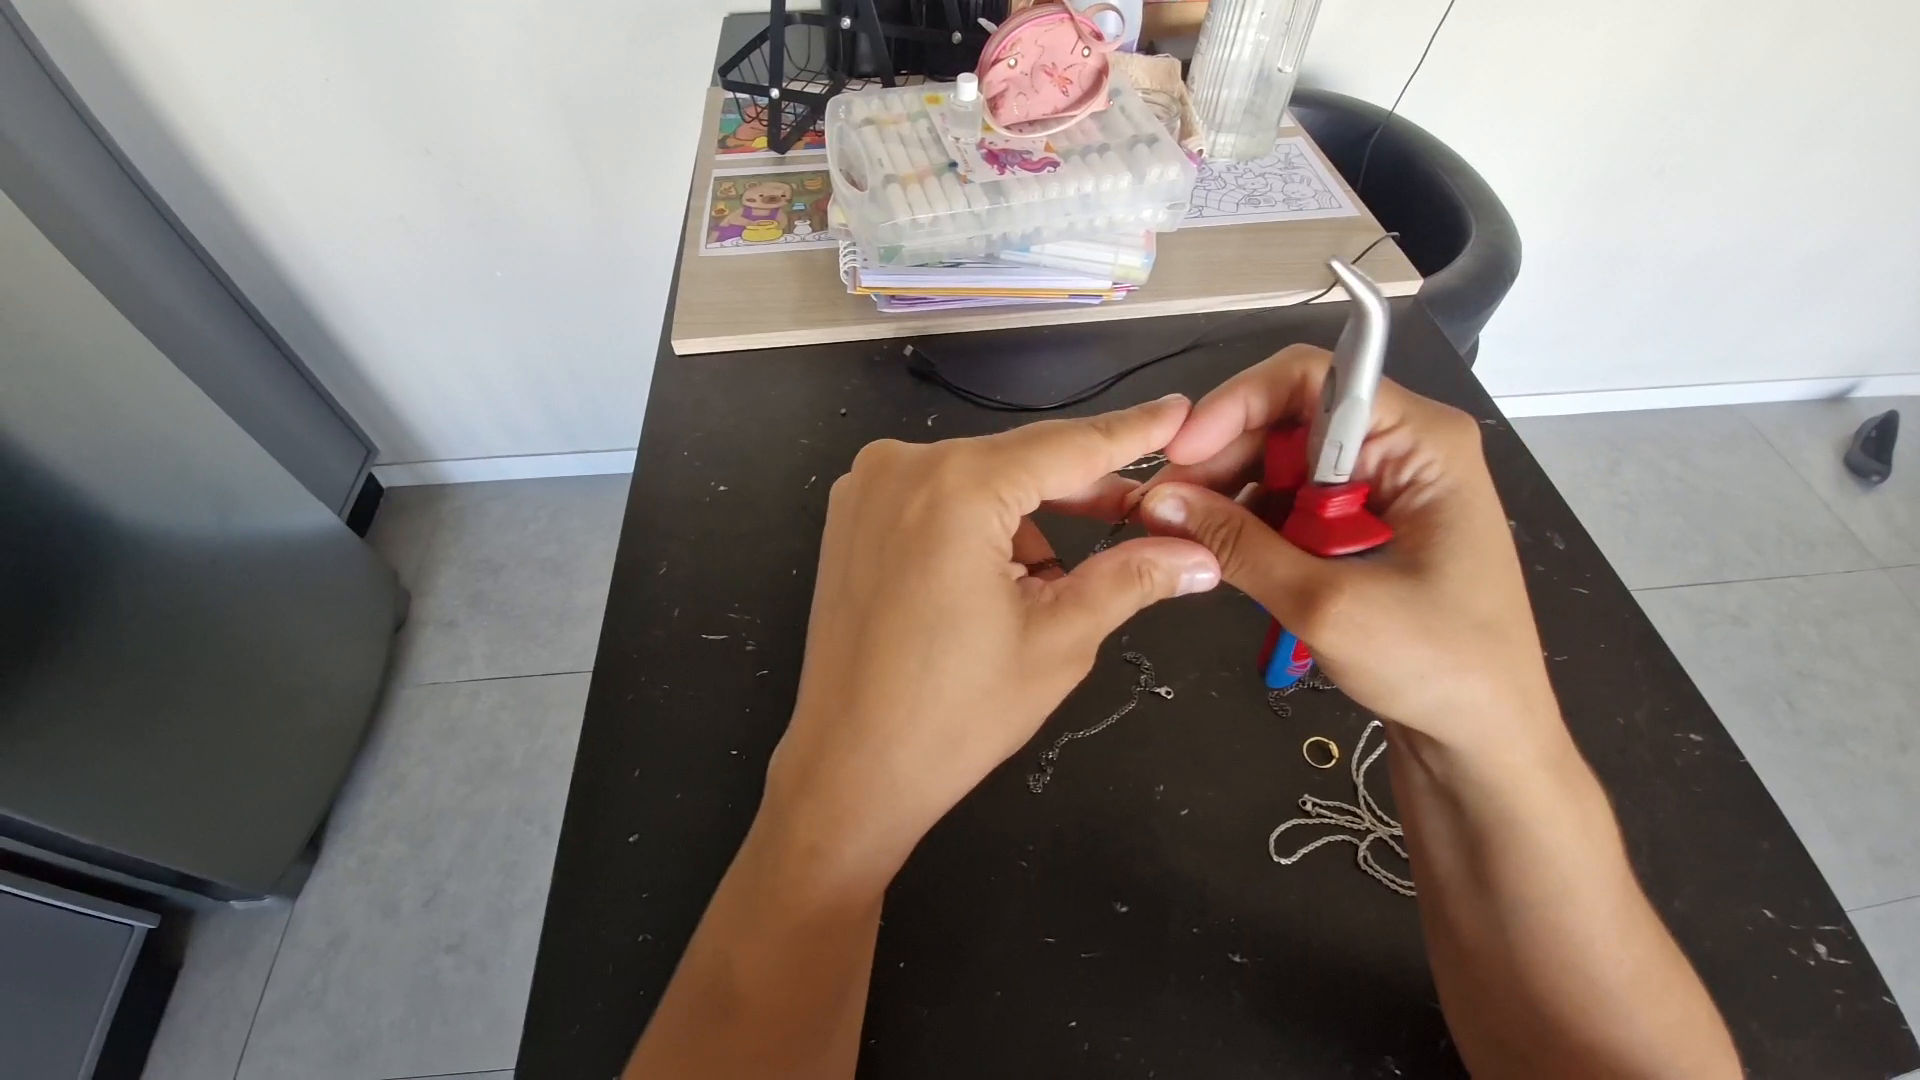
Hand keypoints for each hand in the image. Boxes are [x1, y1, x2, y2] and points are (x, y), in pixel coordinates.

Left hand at [766, 396, 1221, 879]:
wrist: (850, 769)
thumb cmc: (956, 713)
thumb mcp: (1058, 640)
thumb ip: (1131, 578)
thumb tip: (1200, 557)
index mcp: (956, 486)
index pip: (1066, 446)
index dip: (1131, 433)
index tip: (1179, 411)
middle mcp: (901, 466)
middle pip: (1018, 462)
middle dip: (1081, 490)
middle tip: (1142, 515)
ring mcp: (865, 489)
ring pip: (977, 482)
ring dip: (1023, 519)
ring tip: (1044, 589)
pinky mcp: (850, 518)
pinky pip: (935, 500)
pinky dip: (975, 526)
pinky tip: (991, 583)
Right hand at [1135, 346, 1556, 745]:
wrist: (1482, 740)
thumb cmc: (1435, 666)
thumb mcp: (1325, 602)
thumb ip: (1238, 545)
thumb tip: (1159, 501)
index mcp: (1419, 441)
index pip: (1314, 380)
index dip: (1236, 405)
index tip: (1179, 455)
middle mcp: (1399, 450)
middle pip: (1288, 421)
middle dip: (1219, 458)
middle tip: (1158, 507)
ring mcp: (1377, 489)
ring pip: (1278, 464)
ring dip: (1225, 494)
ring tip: (1176, 533)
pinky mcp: (1357, 527)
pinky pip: (1287, 503)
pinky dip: (1245, 523)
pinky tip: (1213, 550)